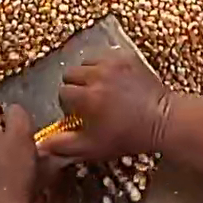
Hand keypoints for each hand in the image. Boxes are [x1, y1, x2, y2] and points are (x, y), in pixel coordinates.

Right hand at [40, 58, 174, 162]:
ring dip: (89, 73)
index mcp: (87, 96)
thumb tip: (39, 146)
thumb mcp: (94, 147)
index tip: (80, 114)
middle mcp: (96, 75)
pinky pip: (106, 55)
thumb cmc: (127, 136)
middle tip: (89, 100)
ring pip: (87, 61)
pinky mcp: (126, 56)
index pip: (62, 93)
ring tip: (101, 87)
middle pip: (71, 74)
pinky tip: (114, 78)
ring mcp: (112, 63)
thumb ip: (64, 145)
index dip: (69, 105)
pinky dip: (105, 65)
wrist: (163, 119)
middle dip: (76, 86)